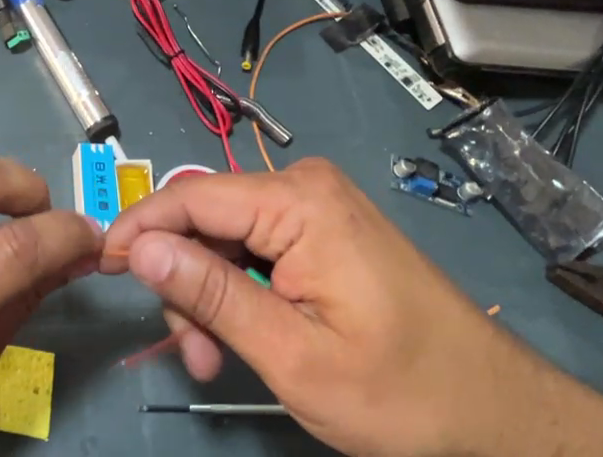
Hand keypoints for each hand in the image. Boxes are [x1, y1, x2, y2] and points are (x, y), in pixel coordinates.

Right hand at [101, 159, 602, 456]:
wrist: (502, 417)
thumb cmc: (403, 393)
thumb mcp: (294, 356)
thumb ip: (211, 295)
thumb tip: (140, 248)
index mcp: (297, 202)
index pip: (190, 197)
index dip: (139, 230)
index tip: (100, 269)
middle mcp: (302, 186)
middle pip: (206, 219)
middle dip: (184, 281)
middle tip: (187, 353)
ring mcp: (316, 206)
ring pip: (226, 238)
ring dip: (208, 293)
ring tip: (213, 358)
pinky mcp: (324, 230)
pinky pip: (256, 248)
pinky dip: (238, 291)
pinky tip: (240, 334)